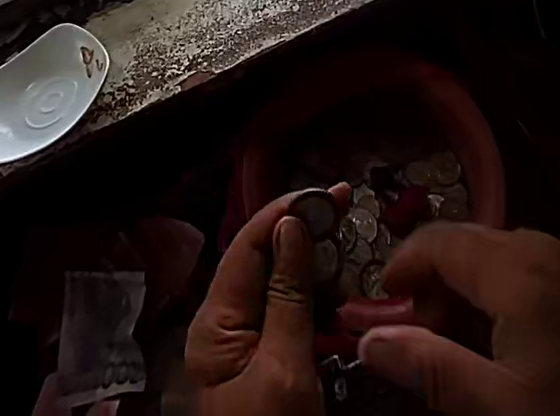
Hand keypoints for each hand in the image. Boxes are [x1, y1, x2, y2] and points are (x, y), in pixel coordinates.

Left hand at [186, 185, 349, 415]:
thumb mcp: (283, 368)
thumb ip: (288, 293)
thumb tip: (292, 222)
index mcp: (216, 319)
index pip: (247, 244)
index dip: (285, 210)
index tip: (327, 192)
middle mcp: (226, 318)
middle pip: (264, 254)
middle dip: (303, 226)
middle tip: (343, 203)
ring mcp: (248, 335)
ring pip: (281, 276)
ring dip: (314, 257)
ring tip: (343, 241)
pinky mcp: (269, 350)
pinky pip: (292, 305)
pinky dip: (317, 291)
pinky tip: (339, 285)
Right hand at [358, 224, 559, 414]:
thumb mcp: (504, 409)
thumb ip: (432, 369)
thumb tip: (370, 341)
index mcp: (514, 270)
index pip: (435, 242)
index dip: (400, 268)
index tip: (379, 309)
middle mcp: (531, 245)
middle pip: (455, 241)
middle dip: (426, 281)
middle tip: (417, 337)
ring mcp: (553, 254)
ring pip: (479, 251)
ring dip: (454, 287)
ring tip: (451, 342)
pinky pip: (506, 261)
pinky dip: (483, 288)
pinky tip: (489, 335)